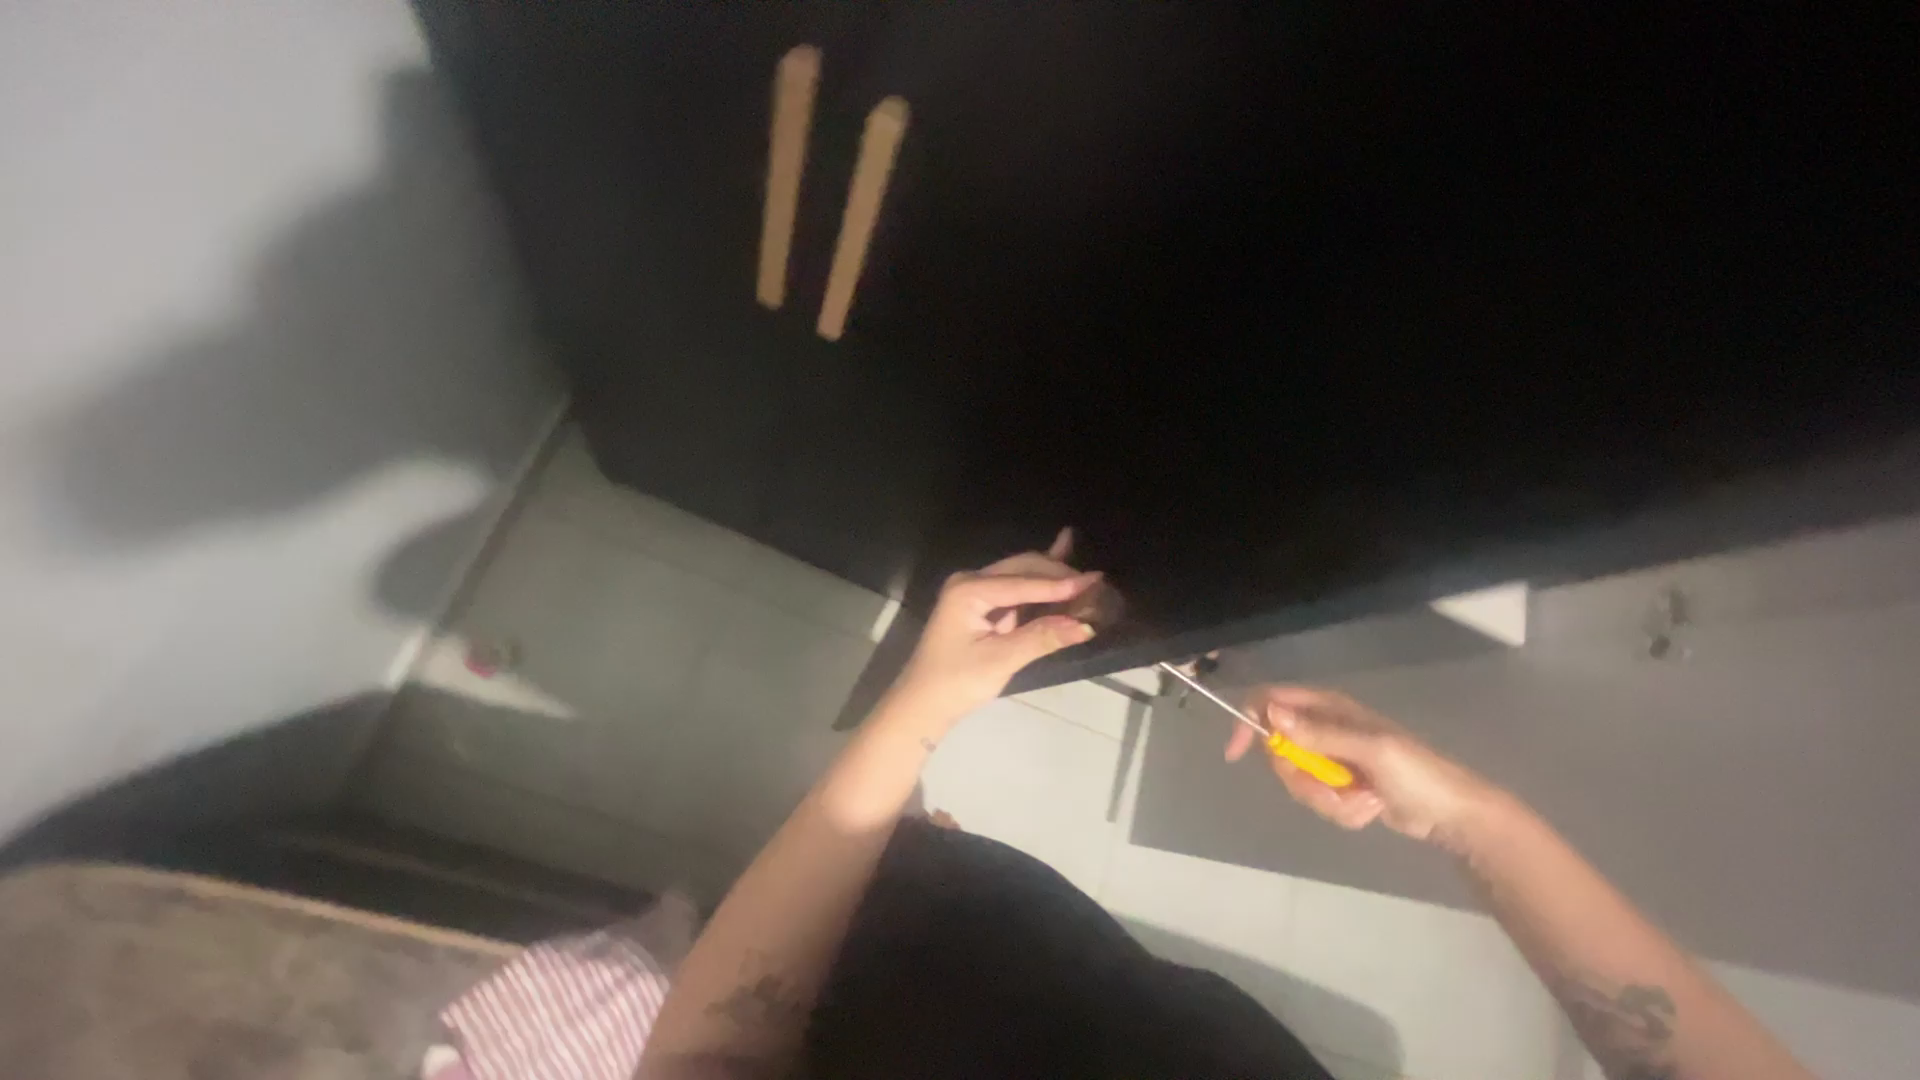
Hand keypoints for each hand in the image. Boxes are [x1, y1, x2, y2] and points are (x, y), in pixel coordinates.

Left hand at [887, 528, 1100, 723]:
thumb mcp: (1000, 661)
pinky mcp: (980, 605)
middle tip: (1096, 581)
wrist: (922, 704)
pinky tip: (1061, 553)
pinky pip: (1014, 588)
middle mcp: (970, 582)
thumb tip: (1084, 625)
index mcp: (969, 590)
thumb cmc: (956, 683)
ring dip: (1051, 576)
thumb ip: (1041, 638)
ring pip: (1020, 575)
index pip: (1023, 582)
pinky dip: (1038, 582)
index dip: (1060, 584)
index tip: (1095, 581)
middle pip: (1022, 569)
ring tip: (1086, 575)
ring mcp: (973, 591)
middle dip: (1058, 574)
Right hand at [1226, 686, 1500, 846]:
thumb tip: (1271, 714)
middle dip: (1301, 778)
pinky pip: (1317, 799)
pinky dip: (1340, 811)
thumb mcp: (1369, 750)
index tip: (1237, 753)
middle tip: (1331, 788)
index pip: (1270, 702)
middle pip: (1279, 750)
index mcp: (1328, 708)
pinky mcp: (1340, 787)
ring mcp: (1332, 760)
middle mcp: (1323, 729)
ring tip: (1362, 803)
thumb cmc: (1418, 774)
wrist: (1453, 816)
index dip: (1248, 722)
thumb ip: (1319, 733)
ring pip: (1297, 780)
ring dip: (1325, 800)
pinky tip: (1368, 810)